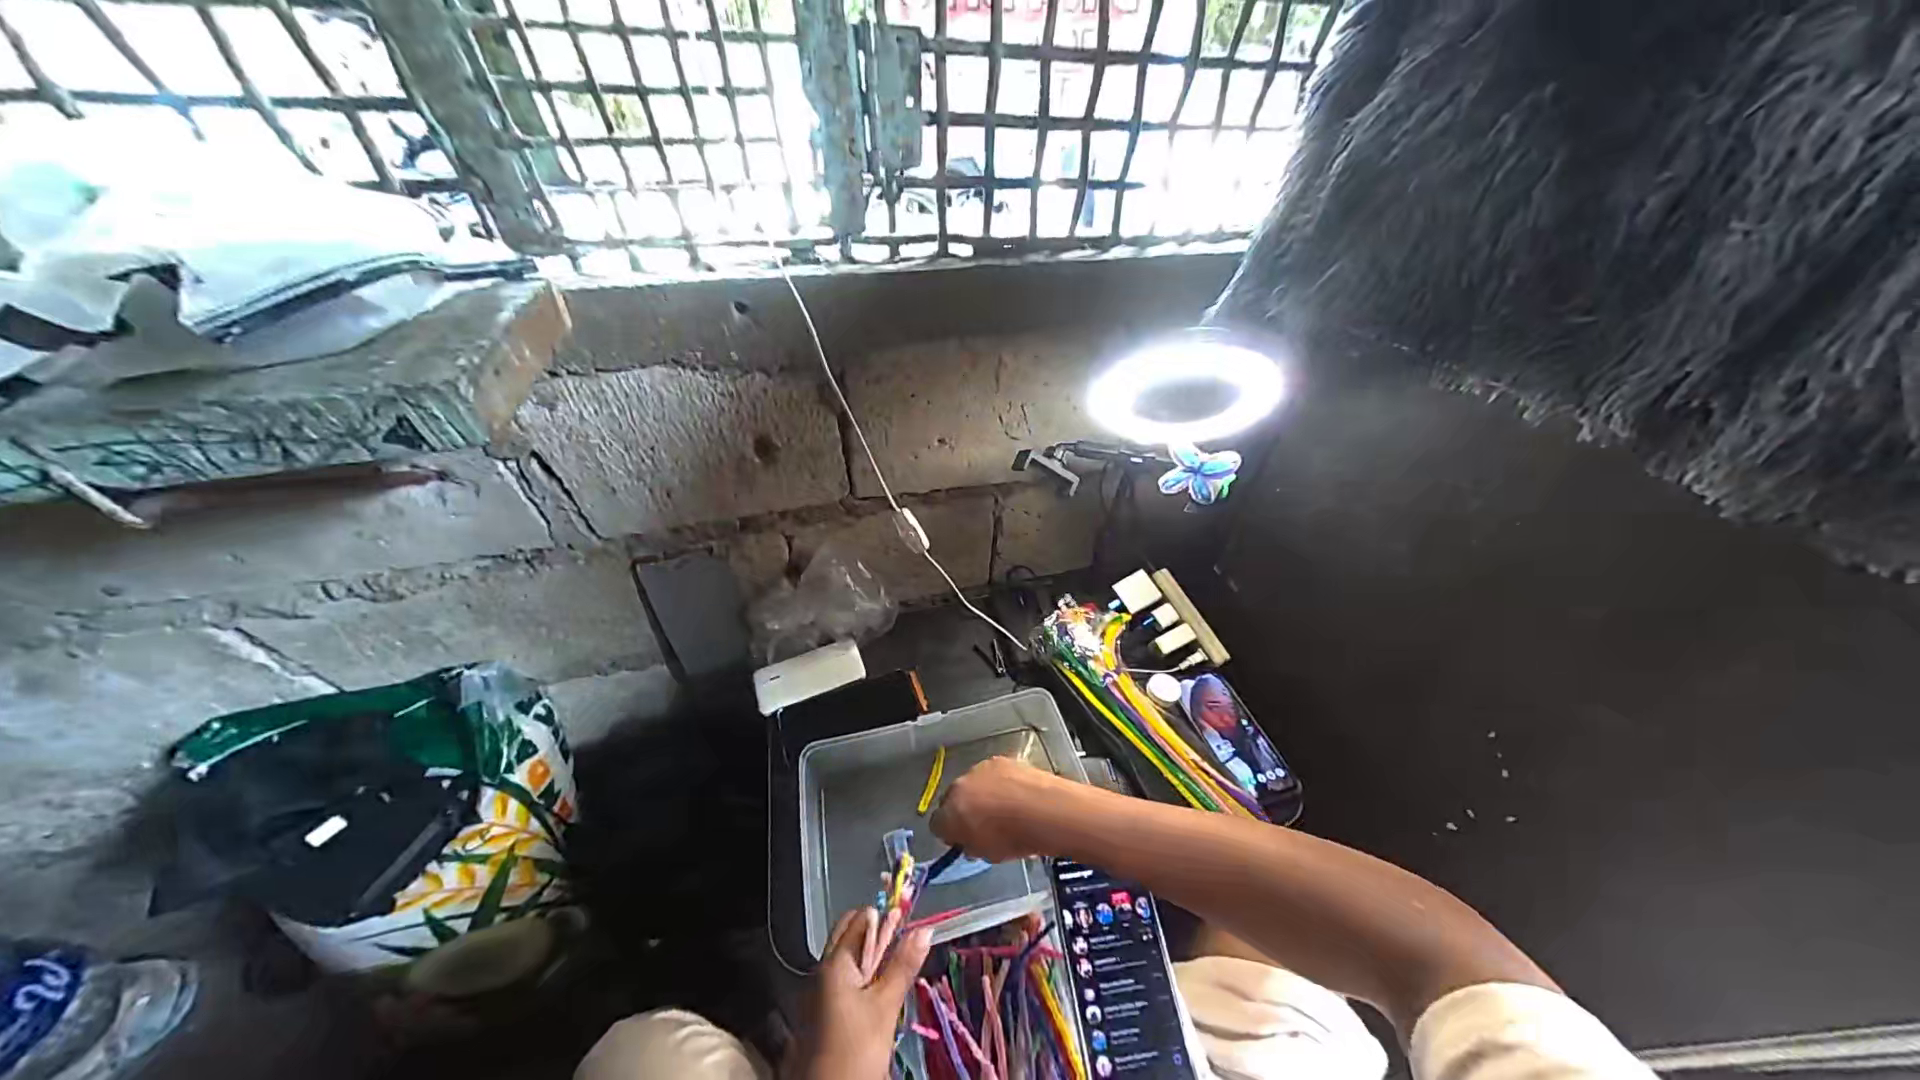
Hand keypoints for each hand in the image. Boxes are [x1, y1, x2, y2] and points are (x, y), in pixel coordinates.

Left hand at [785, 907, 931, 1079]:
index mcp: (835, 962)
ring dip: (873, 952)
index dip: (884, 914)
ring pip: (850, 956)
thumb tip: (925, 929)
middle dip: (877, 930)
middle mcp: (824, 968)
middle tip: (903, 936)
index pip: (860, 918)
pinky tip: (882, 984)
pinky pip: (847, 977)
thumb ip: (904, 964)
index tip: (907, 917)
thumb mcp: (886, 1006)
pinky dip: (866, 972)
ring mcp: (824, 989)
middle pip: (851, 933)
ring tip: (898, 958)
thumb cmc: (857, 1049)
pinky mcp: (827, 1009)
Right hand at [929, 756, 1078, 862]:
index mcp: (949, 813)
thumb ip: (970, 844)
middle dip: (962, 810)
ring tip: (1002, 807)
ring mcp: (979, 769)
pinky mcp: (999, 759)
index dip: (950, 833)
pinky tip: (1014, 793)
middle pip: (952, 799)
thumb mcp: (986, 854)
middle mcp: (958, 786)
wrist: (1044, 811)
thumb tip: (969, 839)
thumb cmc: (1013, 839)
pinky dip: (998, 782)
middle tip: (982, 823)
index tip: (963, 839)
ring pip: (972, 783)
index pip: (937, 824)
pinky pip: (991, 773)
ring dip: (980, 793)